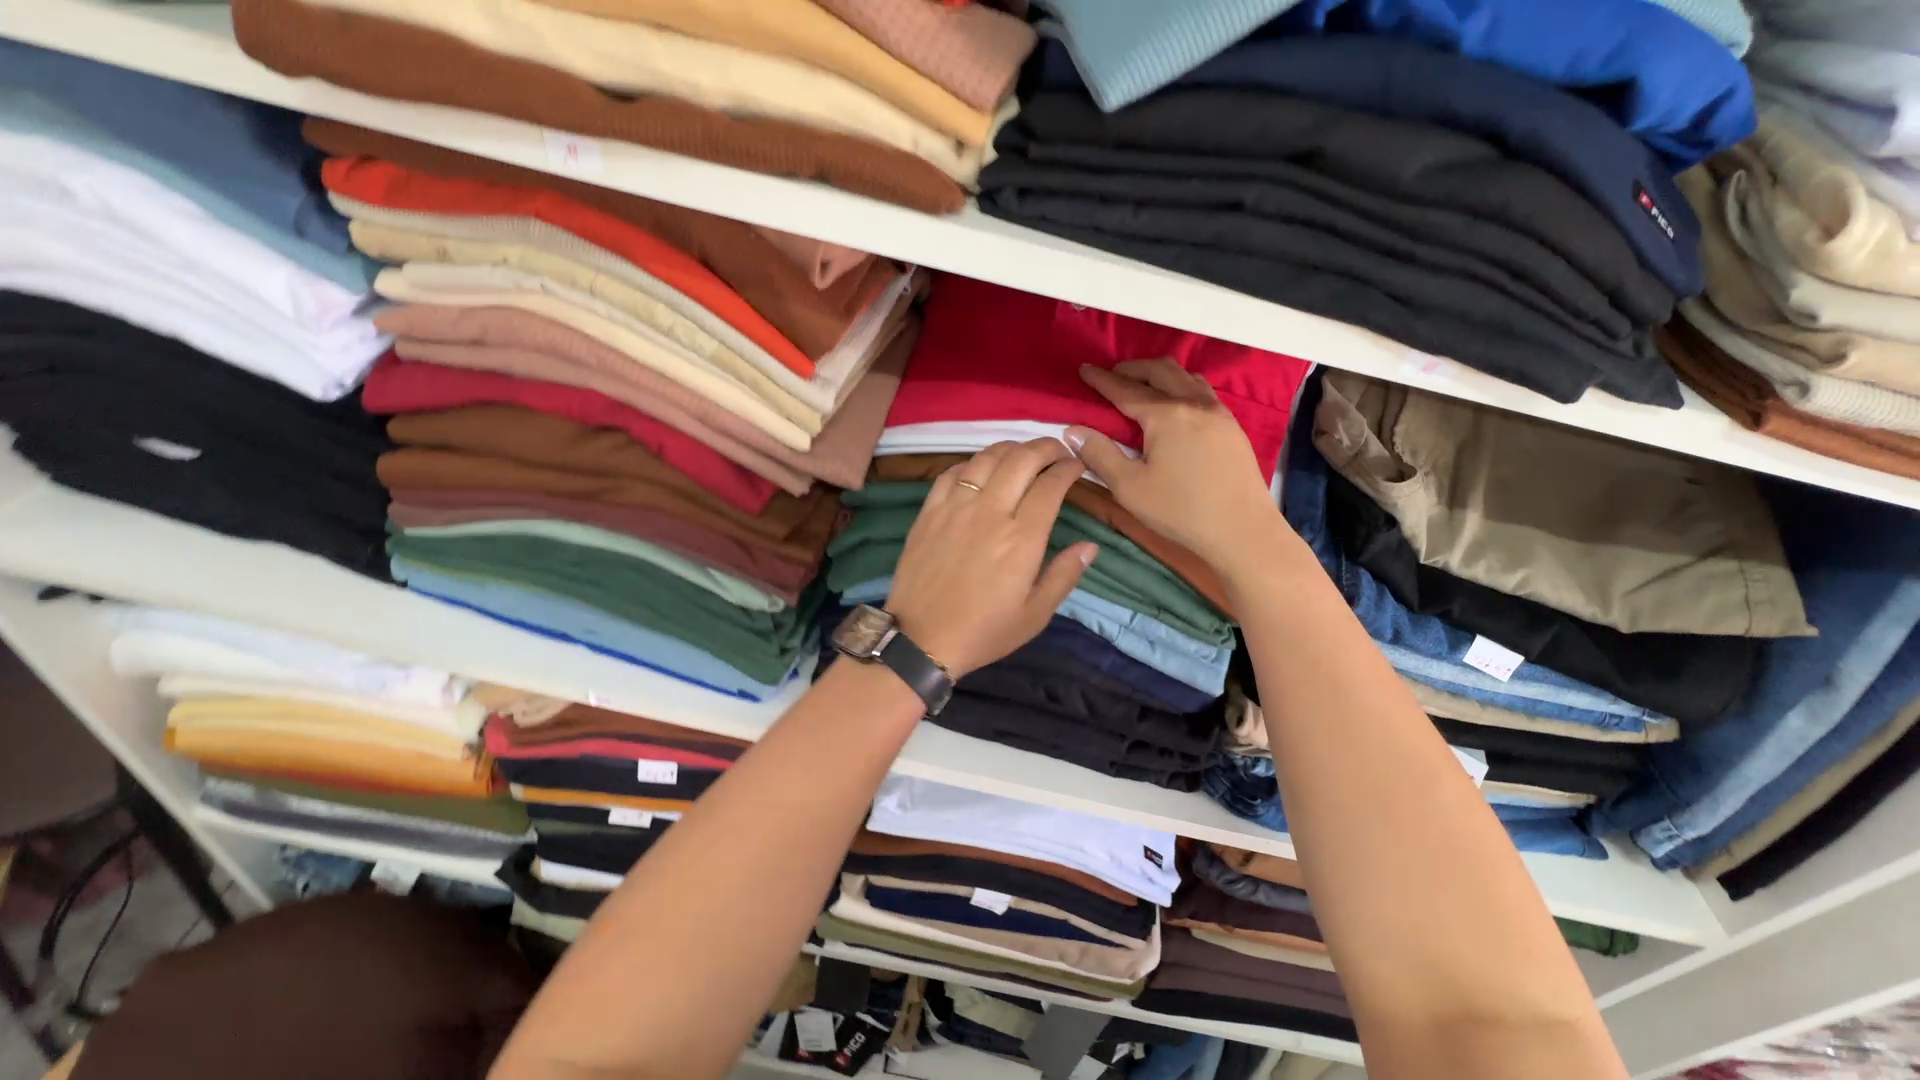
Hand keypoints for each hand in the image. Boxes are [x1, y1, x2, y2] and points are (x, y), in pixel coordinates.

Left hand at [885, 438, 1096, 677]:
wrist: (921, 640)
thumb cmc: (984, 631)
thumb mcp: (1035, 615)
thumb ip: (1064, 575)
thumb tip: (1090, 546)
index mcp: (1022, 538)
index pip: (1051, 485)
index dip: (1069, 468)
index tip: (1078, 467)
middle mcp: (990, 512)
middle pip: (1022, 459)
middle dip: (1046, 447)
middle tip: (1058, 452)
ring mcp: (956, 508)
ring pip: (986, 457)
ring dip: (1011, 448)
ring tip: (1024, 454)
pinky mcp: (929, 512)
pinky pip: (952, 472)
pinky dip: (973, 463)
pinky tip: (982, 470)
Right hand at [1066, 360, 1286, 577]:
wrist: (1242, 530)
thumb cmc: (1181, 511)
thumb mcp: (1129, 487)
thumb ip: (1099, 454)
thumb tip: (1073, 430)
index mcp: (1166, 415)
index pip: (1126, 390)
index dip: (1102, 380)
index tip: (1084, 369)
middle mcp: (1194, 404)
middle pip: (1160, 371)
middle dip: (1132, 368)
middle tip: (1112, 375)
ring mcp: (1218, 412)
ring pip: (1186, 377)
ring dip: (1160, 374)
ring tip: (1143, 385)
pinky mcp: (1232, 427)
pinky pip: (1203, 391)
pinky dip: (1182, 386)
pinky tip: (1176, 403)